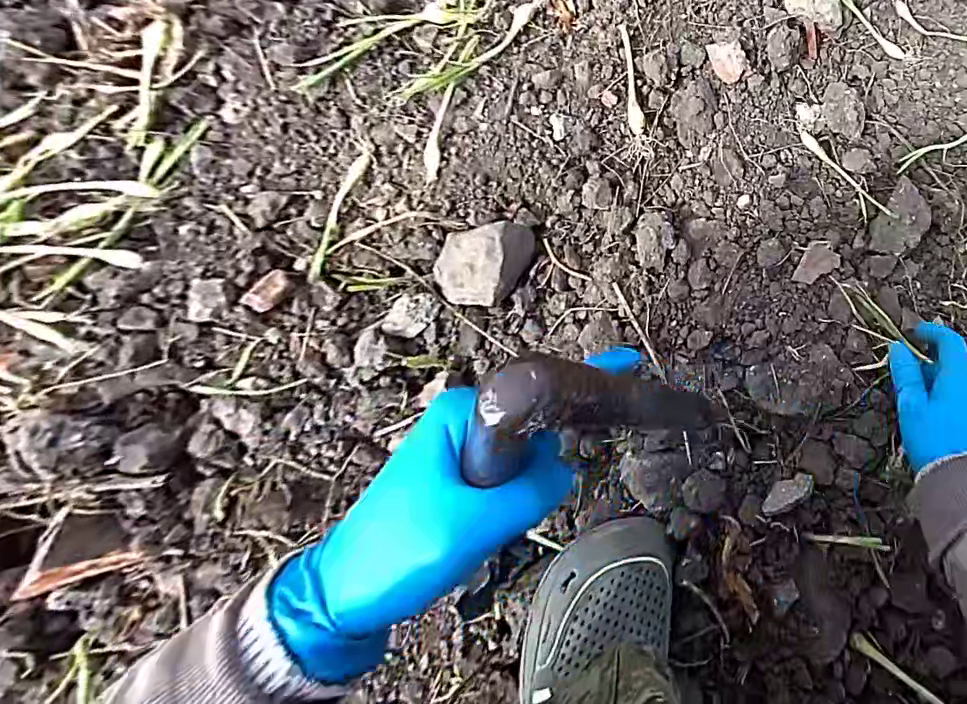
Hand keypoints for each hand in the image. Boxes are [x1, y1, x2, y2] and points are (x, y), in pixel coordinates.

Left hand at [266, 348, 641, 682]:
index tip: (630, 364)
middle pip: (538, 422)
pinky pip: (511, 470)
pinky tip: (512, 515)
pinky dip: (522, 490)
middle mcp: (464, 417)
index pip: (538, 388)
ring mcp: (461, 444)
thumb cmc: (397, 554)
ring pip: (528, 452)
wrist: (336, 603)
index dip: (587, 382)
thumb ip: (534, 488)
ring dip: (532, 482)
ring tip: (504, 522)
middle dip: (550, 455)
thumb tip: (566, 469)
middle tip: (541, 490)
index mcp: (462, 410)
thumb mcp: (476, 522)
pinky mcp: (461, 472)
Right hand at [888, 321, 966, 475]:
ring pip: (962, 392)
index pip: (949, 341)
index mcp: (959, 379)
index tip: (915, 334)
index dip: (931, 332)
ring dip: (943, 394)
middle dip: (931, 372)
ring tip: (923, 416)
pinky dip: (955, 412)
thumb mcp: (912, 408)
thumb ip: (906, 376)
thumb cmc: (935, 444)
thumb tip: (899, 348)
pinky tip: (942, 433)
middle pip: (954, 370)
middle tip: (909, 386)